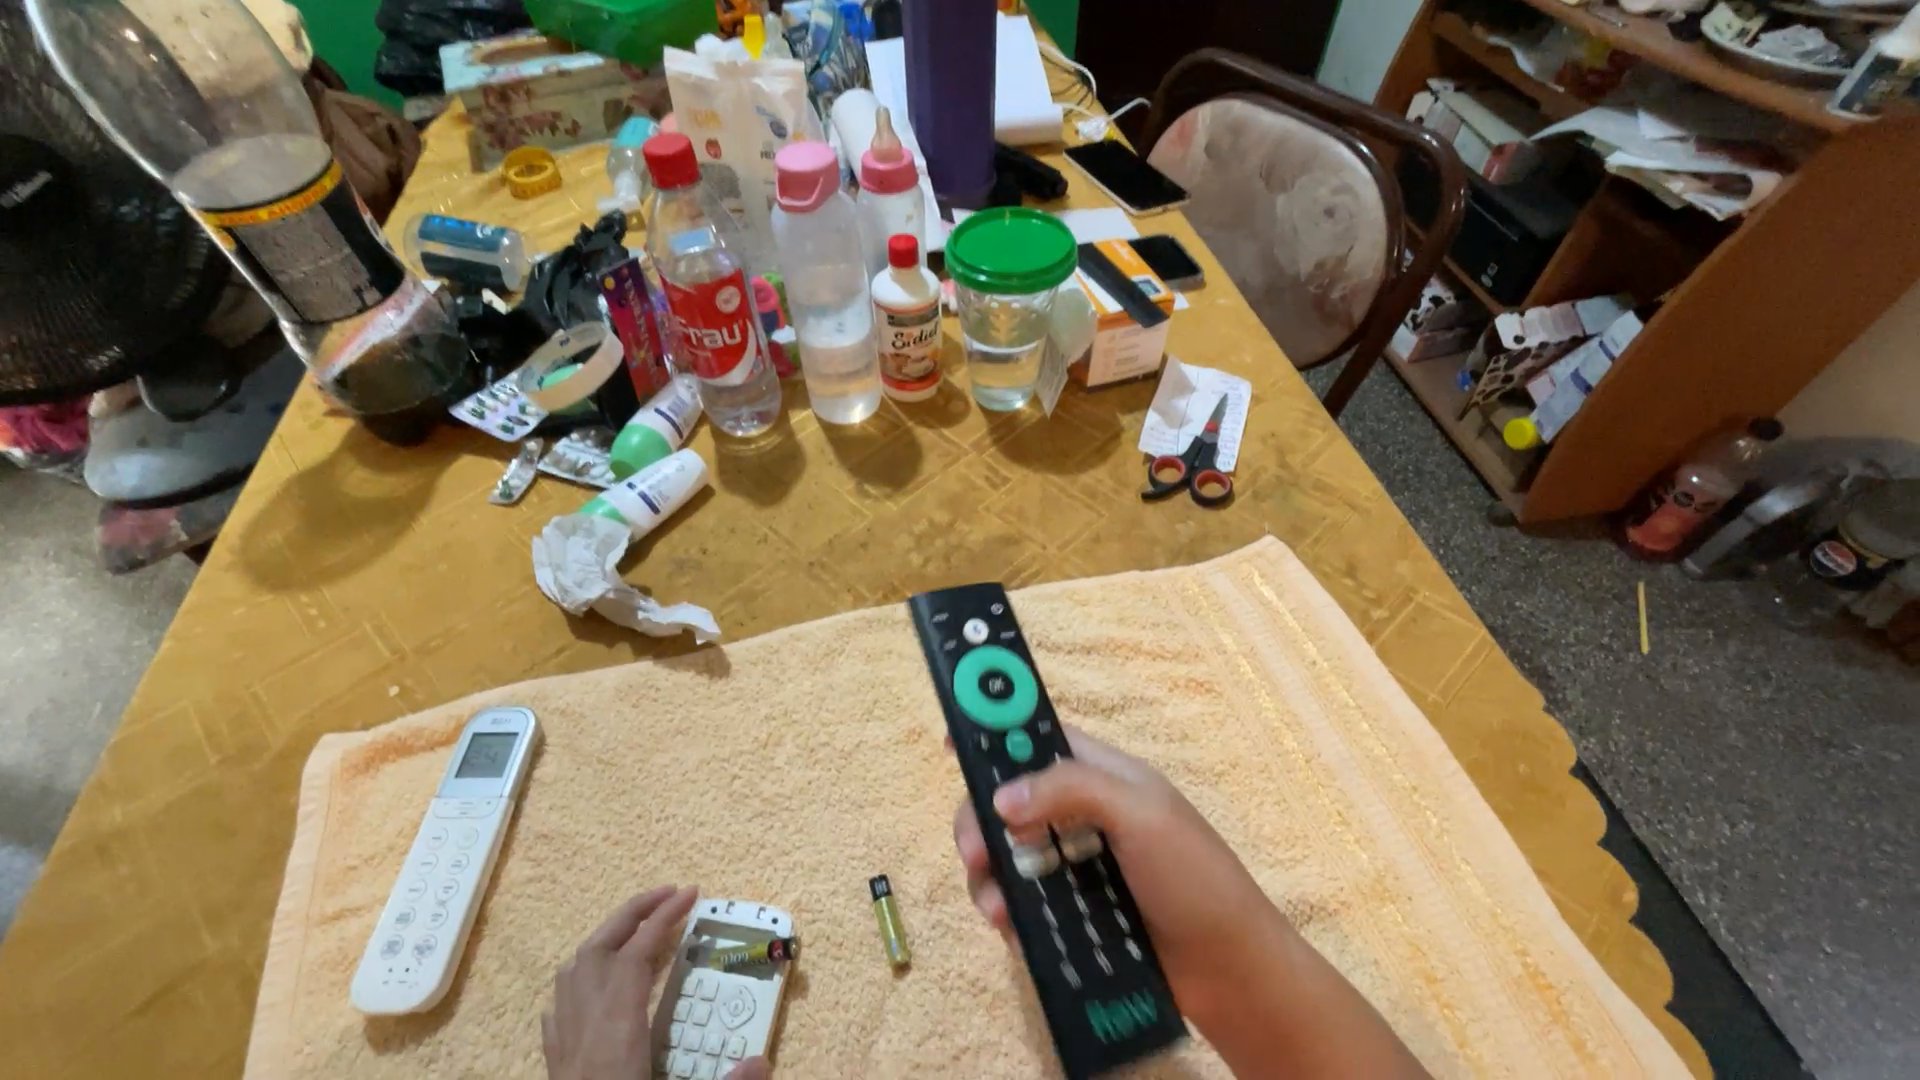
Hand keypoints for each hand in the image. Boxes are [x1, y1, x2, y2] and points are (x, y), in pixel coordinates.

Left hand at [544, 886, 772, 1079]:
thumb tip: (762, 1062)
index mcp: (615, 1039)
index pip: (637, 957)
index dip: (663, 919)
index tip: (691, 893)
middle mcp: (582, 1034)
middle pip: (597, 951)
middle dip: (632, 913)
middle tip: (671, 894)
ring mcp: (563, 1050)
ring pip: (572, 973)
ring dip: (607, 938)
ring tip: (640, 927)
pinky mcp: (555, 1068)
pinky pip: (560, 1005)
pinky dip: (582, 977)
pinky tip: (598, 984)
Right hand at [950, 729, 1285, 1023]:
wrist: (1226, 969)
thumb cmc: (1191, 875)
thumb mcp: (1140, 813)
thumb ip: (1072, 790)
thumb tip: (1001, 797)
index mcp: (1100, 775)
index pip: (1039, 739)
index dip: (996, 733)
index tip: (951, 741)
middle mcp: (1077, 813)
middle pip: (1006, 798)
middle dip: (981, 819)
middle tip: (974, 851)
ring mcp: (1069, 863)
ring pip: (1004, 852)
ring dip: (988, 873)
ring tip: (996, 906)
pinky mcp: (1065, 909)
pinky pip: (1017, 899)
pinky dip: (1004, 909)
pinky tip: (1009, 926)